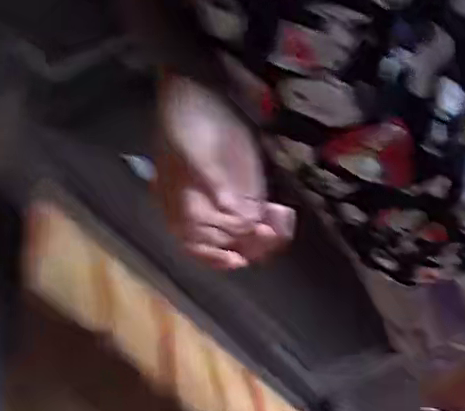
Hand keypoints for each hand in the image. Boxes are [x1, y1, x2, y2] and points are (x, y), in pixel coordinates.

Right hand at [155, 74, 295, 270]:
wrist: (206, 97)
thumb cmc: (188, 123)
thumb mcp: (193, 151)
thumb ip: (212, 183)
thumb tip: (231, 210)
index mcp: (182, 210)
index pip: (199, 248)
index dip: (216, 259)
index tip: (236, 259)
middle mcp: (208, 216)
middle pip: (233, 248)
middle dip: (254, 244)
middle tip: (269, 228)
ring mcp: (233, 211)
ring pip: (255, 241)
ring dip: (271, 237)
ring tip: (280, 215)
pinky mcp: (253, 202)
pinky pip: (268, 225)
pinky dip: (279, 225)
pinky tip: (283, 211)